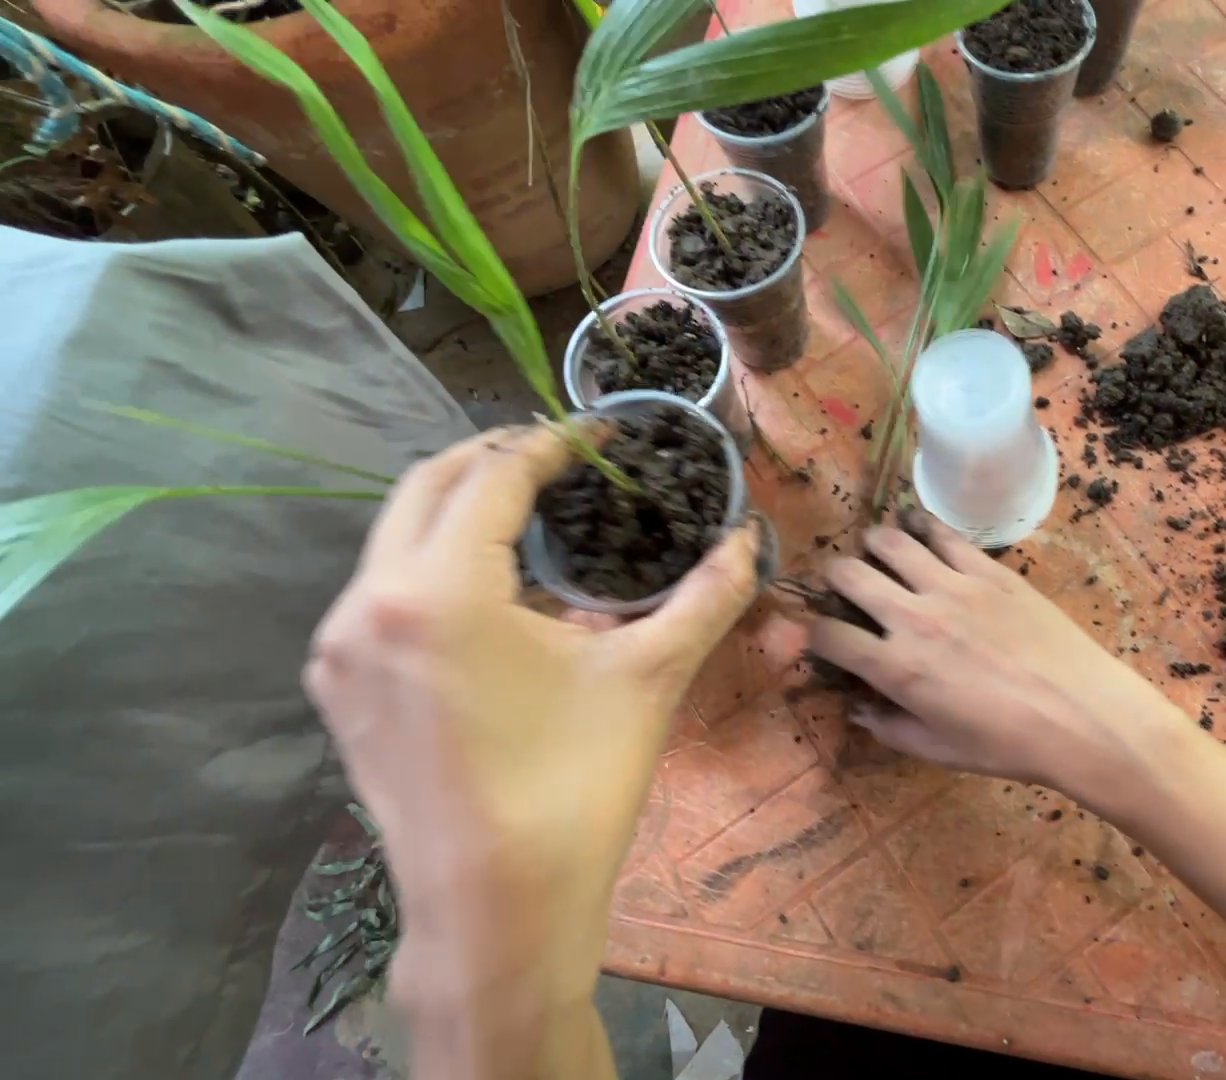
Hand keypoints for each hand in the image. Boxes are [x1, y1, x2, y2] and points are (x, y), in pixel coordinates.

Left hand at [304, 425, 760, 1010]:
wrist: (500, 906)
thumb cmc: (580, 782)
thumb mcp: (653, 673)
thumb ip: (708, 594)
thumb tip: (751, 538)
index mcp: (438, 593)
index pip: (493, 478)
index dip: (555, 444)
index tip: (604, 431)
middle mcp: (367, 605)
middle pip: (426, 488)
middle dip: (498, 457)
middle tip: (569, 455)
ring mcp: (340, 650)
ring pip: (397, 536)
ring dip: (465, 505)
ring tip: (540, 509)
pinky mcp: (340, 688)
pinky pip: (386, 587)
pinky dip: (440, 556)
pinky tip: (499, 583)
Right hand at [806, 510, 1191, 793]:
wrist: (1082, 714)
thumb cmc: (1008, 744)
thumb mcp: (940, 750)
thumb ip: (889, 728)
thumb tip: (858, 708)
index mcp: (897, 668)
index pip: (828, 636)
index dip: (813, 636)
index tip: (825, 638)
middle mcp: (914, 618)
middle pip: (848, 574)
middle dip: (835, 580)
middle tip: (847, 588)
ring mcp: (953, 586)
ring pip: (889, 541)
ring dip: (872, 545)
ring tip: (878, 553)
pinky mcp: (988, 569)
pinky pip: (942, 533)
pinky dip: (920, 525)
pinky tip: (915, 527)